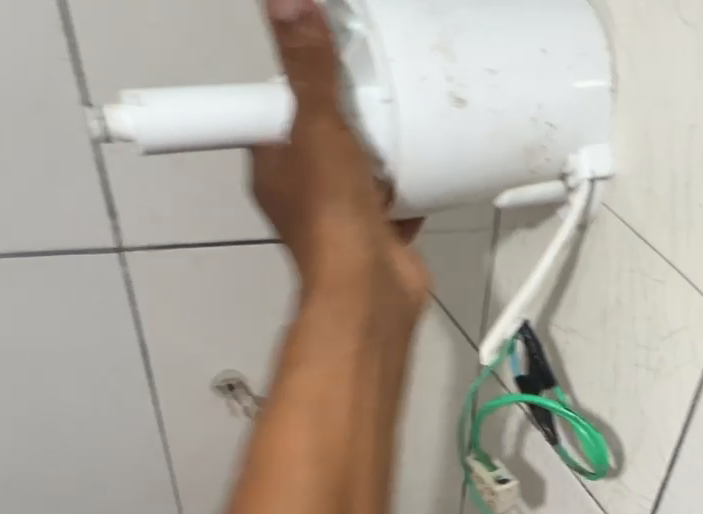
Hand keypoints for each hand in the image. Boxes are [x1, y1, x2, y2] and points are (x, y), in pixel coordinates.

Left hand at [251, 0, 427, 319]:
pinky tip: (429, 162)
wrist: (372, 294)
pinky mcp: (378, 235)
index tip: (330, 68)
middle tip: (376, 87)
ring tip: (405, 113)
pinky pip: (394, 199)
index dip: (301, 87)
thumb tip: (283, 0)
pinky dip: (409, 184)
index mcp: (273, 168)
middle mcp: (303, 194)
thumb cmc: (333, 219)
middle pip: (326, 136)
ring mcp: (342, 217)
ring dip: (382, 149)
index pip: (279, 113)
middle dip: (352, 114)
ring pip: (361, 169)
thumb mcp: (317, 128)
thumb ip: (307, 68)